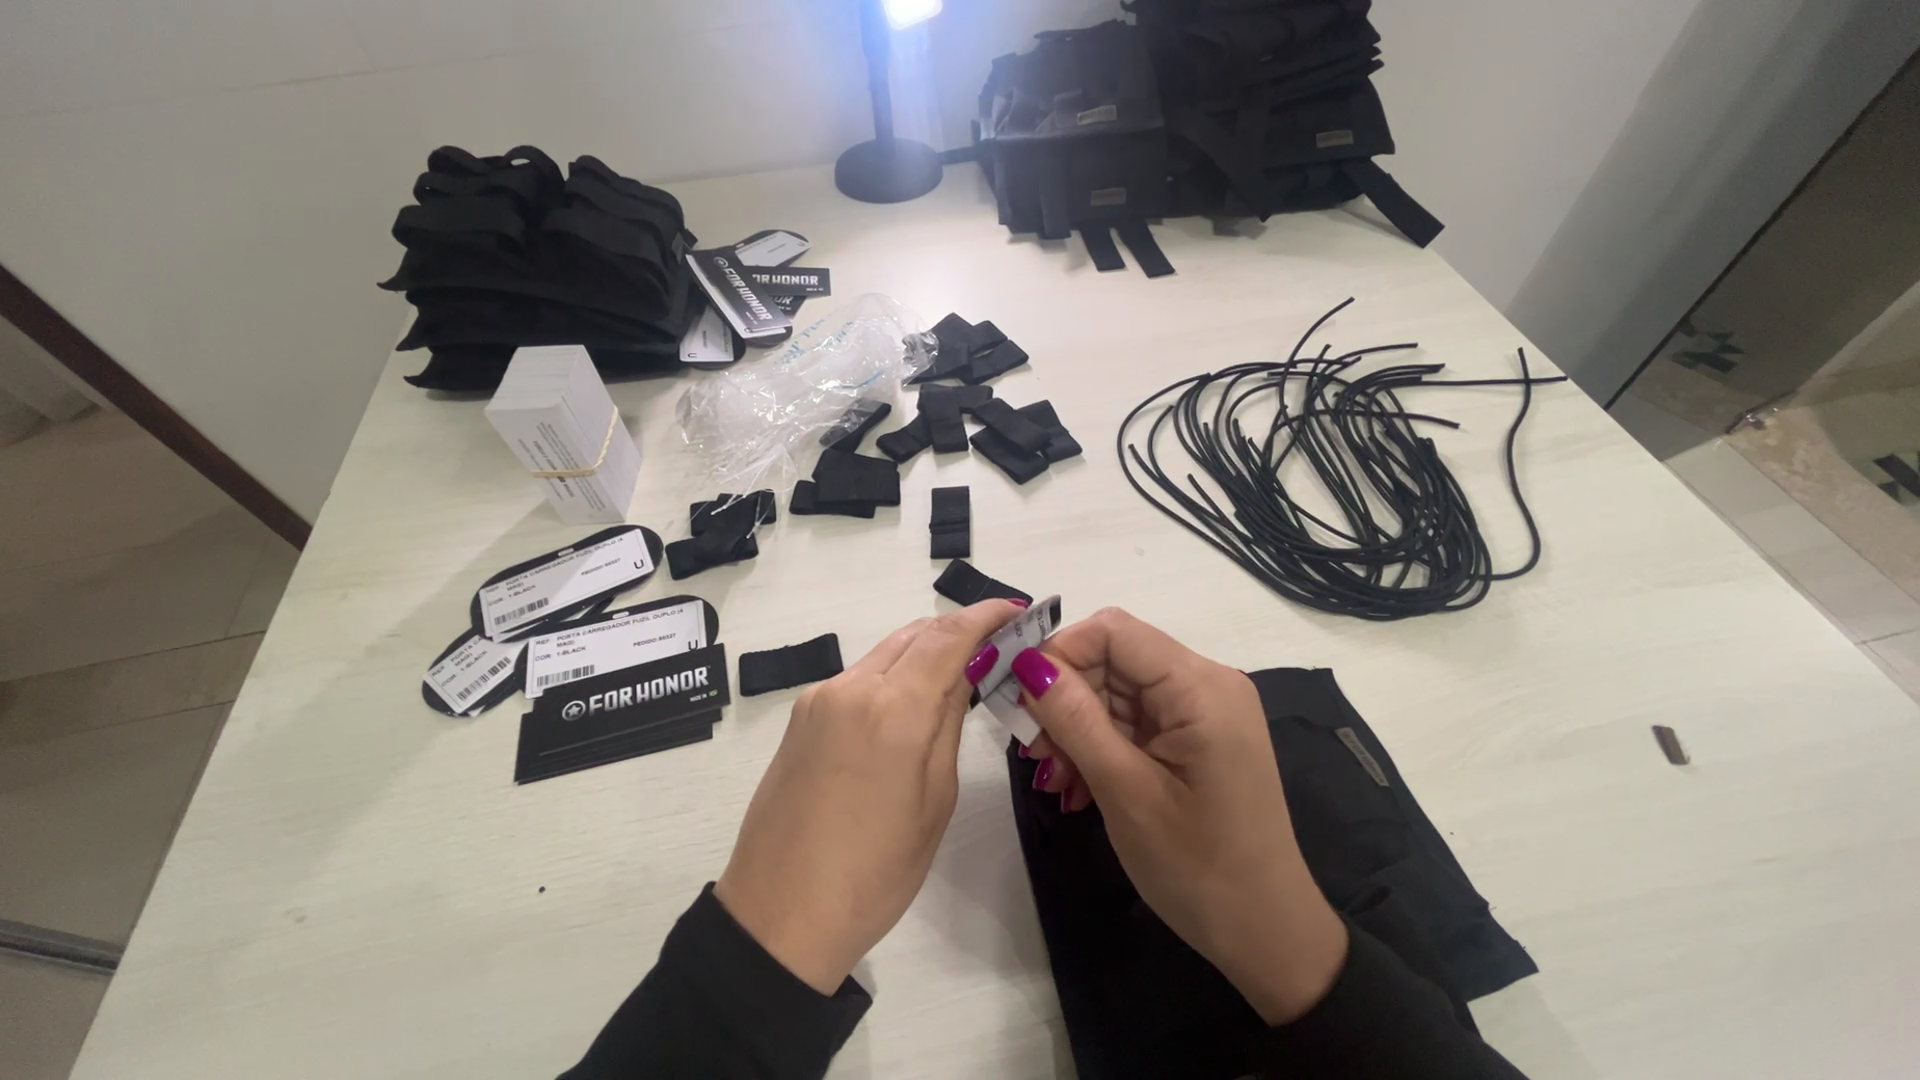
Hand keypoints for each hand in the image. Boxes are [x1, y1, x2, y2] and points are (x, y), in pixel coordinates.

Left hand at [714, 600, 1024, 993]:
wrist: (779, 916)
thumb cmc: (874, 872)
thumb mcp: (934, 801)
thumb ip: (948, 725)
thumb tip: (963, 674)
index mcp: (892, 709)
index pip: (948, 637)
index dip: (985, 616)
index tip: (1017, 610)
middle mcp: (851, 688)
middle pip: (914, 636)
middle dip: (957, 631)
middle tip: (998, 643)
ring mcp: (819, 700)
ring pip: (884, 654)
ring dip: (924, 652)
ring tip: (961, 673)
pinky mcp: (801, 718)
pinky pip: (859, 679)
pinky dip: (893, 676)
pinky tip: (911, 702)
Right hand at [1012, 608, 1349, 1023]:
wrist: (1265, 931)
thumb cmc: (1197, 865)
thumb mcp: (1124, 790)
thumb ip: (1073, 719)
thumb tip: (1026, 662)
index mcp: (1201, 687)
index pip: (1113, 630)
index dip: (1060, 651)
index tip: (1020, 697)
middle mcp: (1206, 683)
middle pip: (1114, 658)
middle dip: (1065, 696)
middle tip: (1034, 753)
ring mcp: (1204, 710)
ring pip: (1118, 689)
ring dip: (1077, 725)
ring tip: (1055, 777)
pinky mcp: (1197, 735)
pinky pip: (1136, 718)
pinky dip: (1101, 742)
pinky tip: (1078, 782)